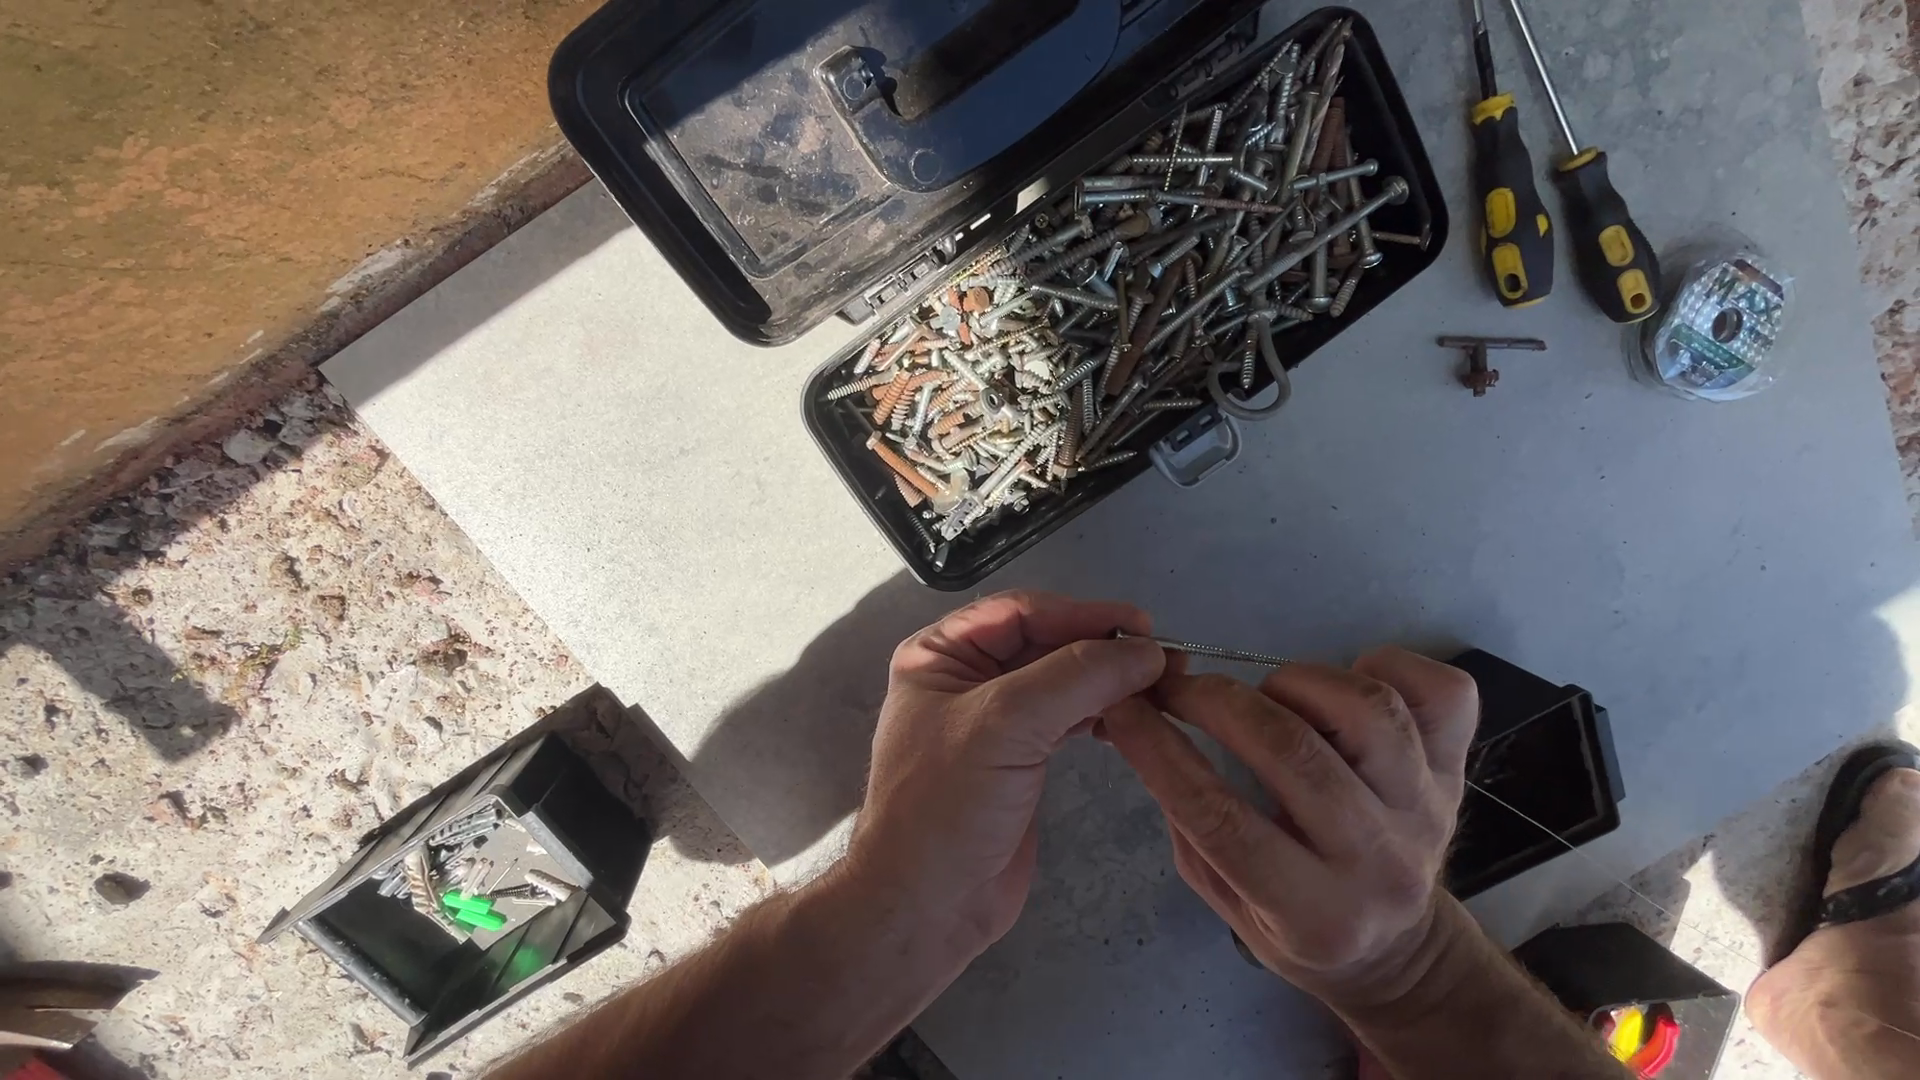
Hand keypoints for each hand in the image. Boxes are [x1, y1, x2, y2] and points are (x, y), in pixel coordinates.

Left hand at [845, 591, 1165, 958]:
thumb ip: (1076, 677)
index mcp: (940, 653)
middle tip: (1163, 657)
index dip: (1081, 613)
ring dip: (1107, 680)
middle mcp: (965, 677)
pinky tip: (1131, 716)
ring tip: (1160, 684)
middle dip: (1101, 647)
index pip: (1020, 613)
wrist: (928, 906)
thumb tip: (1147, 649)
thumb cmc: (949, 803)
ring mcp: (993, 719)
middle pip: (1044, 643)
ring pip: (1059, 680)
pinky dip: (1100, 713)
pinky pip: (1066, 717)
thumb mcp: (1006, 723)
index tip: (1142, 625)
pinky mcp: (1019, 756)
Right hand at [1101, 649, 1477, 1010]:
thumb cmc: (1297, 930)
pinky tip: (1343, 683)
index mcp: (1313, 911)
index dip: (1159, 753)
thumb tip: (1150, 733)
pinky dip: (1385, 664)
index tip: (1121, 708)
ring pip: (1365, 709)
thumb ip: (1188, 827)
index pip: (1221, 819)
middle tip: (1176, 688)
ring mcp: (1429, 807)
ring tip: (1266, 696)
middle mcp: (1379, 859)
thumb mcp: (1226, 905)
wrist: (1402, 953)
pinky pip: (1439, 691)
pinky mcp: (1456, 769)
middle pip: (1291, 752)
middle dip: (1214, 701)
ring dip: (1293, 683)